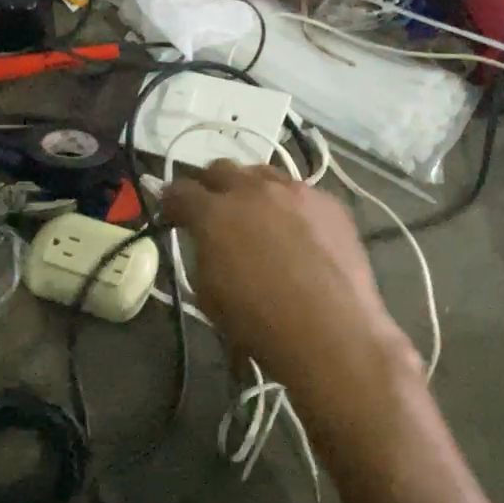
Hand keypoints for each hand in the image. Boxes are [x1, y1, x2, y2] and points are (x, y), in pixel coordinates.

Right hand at [161, 160, 418, 399]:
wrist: (332, 333)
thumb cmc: (261, 324)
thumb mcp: (209, 295)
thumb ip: (202, 255)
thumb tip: (207, 242)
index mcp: (214, 214)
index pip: (179, 191)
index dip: (171, 201)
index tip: (171, 213)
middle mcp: (252, 190)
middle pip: (221, 169)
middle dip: (210, 186)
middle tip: (212, 209)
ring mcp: (295, 191)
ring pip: (262, 174)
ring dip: (251, 190)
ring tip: (256, 215)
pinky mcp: (329, 202)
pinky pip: (299, 192)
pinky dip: (288, 205)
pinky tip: (296, 231)